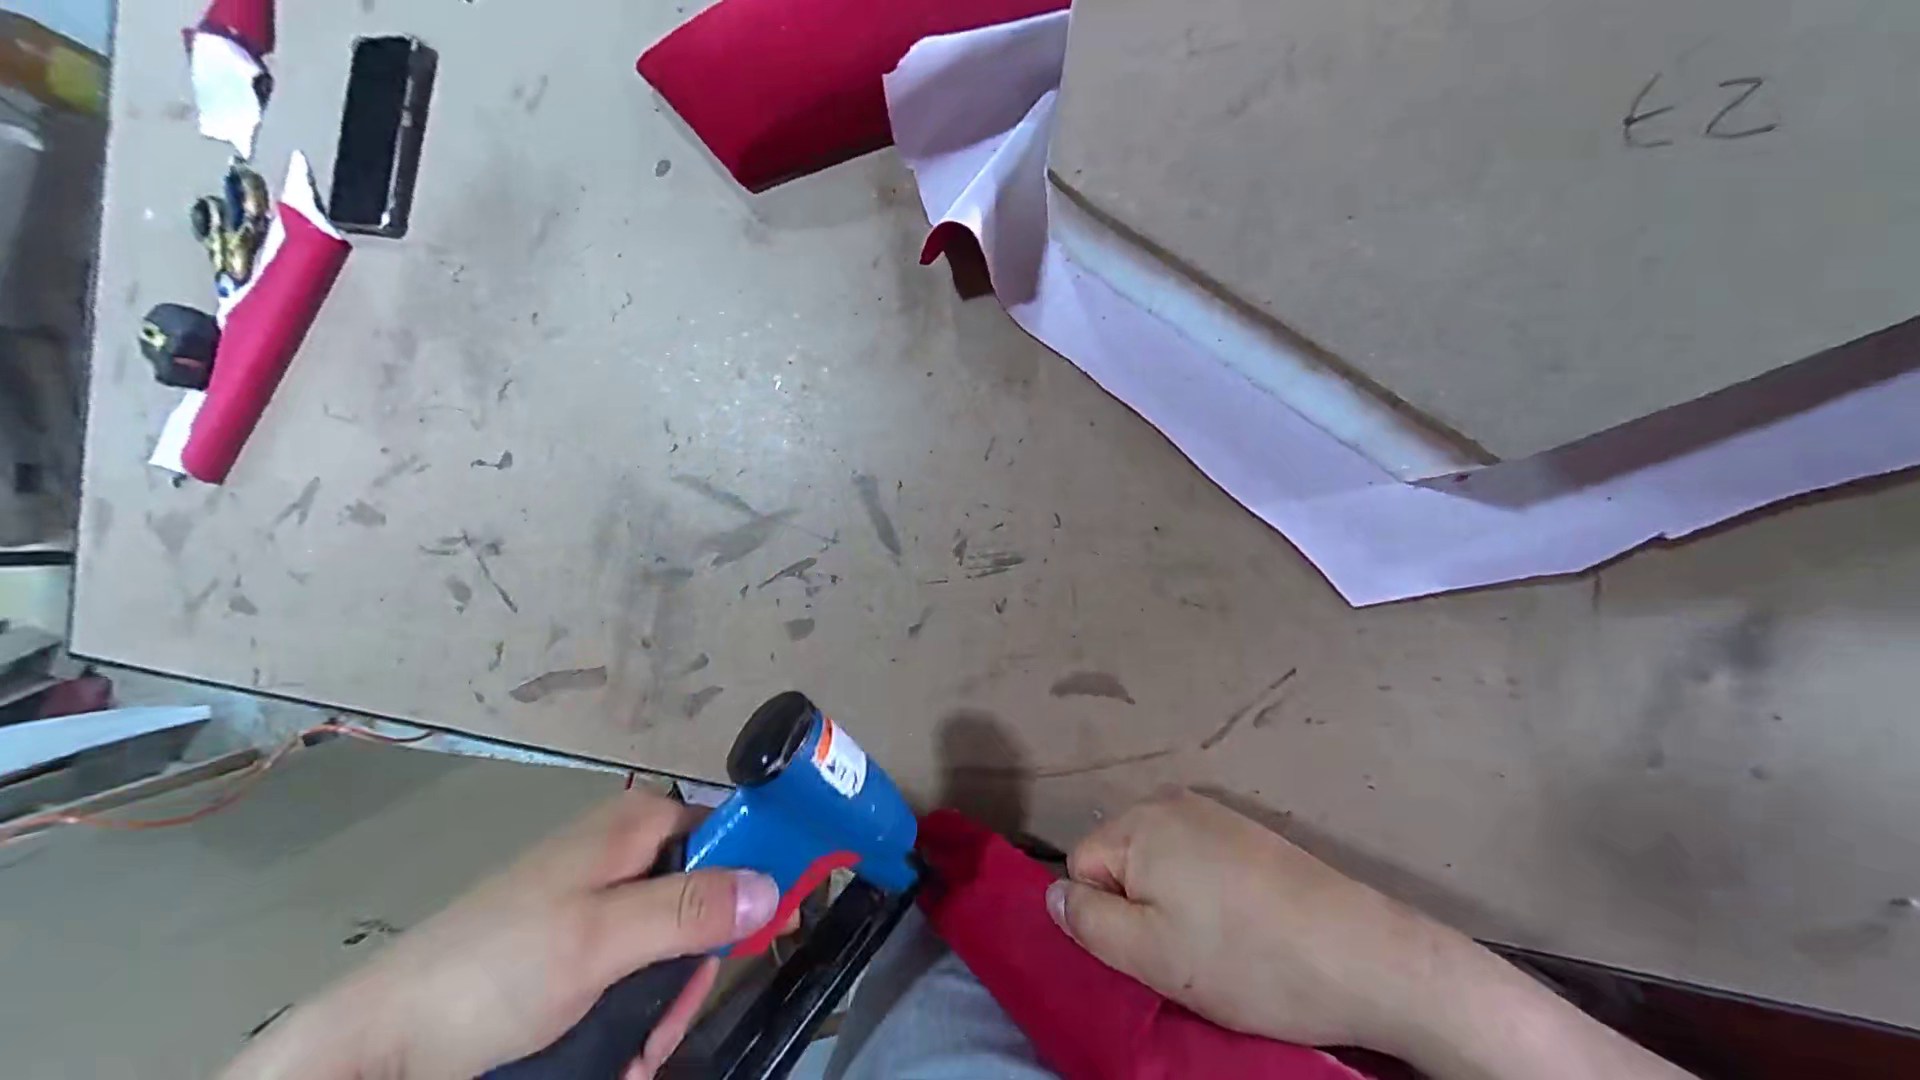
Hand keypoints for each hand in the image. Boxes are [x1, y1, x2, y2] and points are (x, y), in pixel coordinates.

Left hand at [221, 790, 780, 1079]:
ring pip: (673, 938)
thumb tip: (774, 886)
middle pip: (705, 893)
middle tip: (670, 1016)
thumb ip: (690, 909)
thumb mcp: (600, 940)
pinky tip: (619, 1046)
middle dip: (696, 962)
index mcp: (639, 823)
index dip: (754, 875)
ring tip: (636, 1046)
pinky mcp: (579, 942)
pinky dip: (638, 1006)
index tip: (766, 931)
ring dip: (667, 996)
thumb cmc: (493, 971)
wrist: (373, 1047)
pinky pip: (637, 964)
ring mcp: (601, 897)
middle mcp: (626, 850)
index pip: (728, 830)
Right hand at [1046, 792, 1692, 1079]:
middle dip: (1138, 908)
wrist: (1366, 956)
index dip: (1106, 917)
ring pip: (1160, 863)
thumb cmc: (1246, 959)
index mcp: (1140, 822)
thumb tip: (1051, 894)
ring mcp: (1215, 812)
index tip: (1151, 950)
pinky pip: (1198, 859)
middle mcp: (1171, 802)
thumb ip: (1087, 921)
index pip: (1082, 867)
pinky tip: (1243, 925)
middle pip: (1120, 861)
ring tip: (1217, 943)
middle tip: (1183, 952)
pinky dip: (1206, 893)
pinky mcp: (1249, 832)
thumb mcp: (1151, 954)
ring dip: (1173, 903)